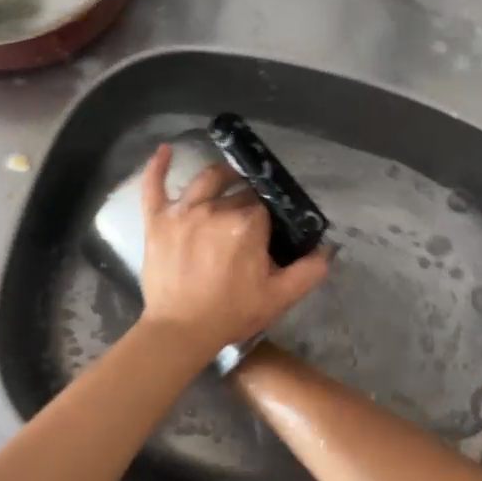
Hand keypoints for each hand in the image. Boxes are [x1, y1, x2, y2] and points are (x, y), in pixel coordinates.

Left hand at [137, 144, 330, 356]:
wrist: (180, 331)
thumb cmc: (231, 313)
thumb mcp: (279, 297)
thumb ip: (308, 271)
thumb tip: (327, 249)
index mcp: (248, 224)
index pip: (265, 207)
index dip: (270, 218)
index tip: (270, 233)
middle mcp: (216, 208)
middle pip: (238, 193)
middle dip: (248, 201)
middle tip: (251, 220)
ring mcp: (183, 211)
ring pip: (206, 180)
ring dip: (222, 175)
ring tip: (230, 177)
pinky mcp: (157, 220)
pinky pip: (154, 186)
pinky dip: (157, 166)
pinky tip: (164, 149)